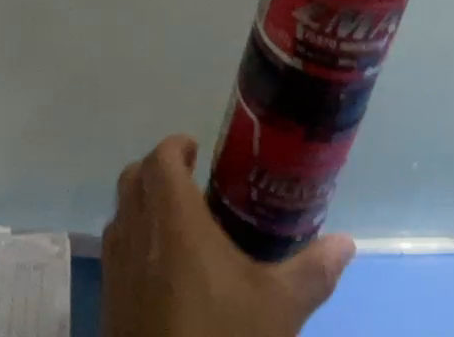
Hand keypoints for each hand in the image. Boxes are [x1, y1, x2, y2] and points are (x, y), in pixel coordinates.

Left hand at [102, 135, 355, 336]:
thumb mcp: (279, 307)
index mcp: (174, 221)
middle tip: (192, 182)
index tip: (197, 149)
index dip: (175, 146)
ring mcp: (115, 271)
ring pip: (120, 217)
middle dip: (158, 171)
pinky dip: (135, 244)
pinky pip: (115, 254)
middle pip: (133, 180)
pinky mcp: (108, 304)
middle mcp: (136, 236)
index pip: (160, 160)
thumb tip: (346, 243)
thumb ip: (313, 270)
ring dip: (144, 206)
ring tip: (181, 224)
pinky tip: (167, 272)